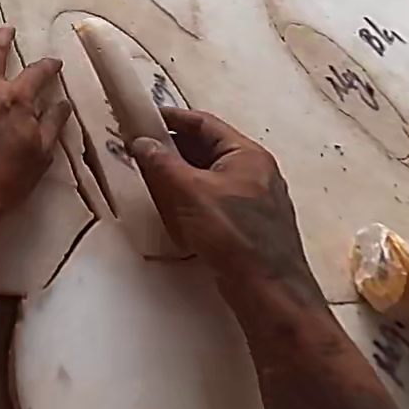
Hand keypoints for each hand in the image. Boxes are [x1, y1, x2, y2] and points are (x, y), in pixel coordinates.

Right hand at [130, 108, 319, 308]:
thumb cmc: (231, 233)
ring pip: (208, 173)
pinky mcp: (247, 223)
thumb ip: (161, 162)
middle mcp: (254, 171)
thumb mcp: (188, 191)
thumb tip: (141, 141)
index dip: (171, 118)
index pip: (204, 123)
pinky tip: (171, 204)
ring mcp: (253, 198)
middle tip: (141, 147)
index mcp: (246, 155)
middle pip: (206, 147)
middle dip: (172, 146)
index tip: (143, 117)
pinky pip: (212, 196)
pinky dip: (189, 193)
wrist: (267, 291)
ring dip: (179, 171)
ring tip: (150, 174)